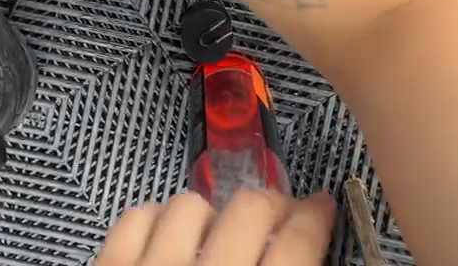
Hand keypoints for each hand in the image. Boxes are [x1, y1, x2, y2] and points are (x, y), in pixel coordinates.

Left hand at [96, 191, 334, 264]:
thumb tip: (311, 252)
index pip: (298, 244)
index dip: (317, 217)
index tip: (322, 206)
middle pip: (248, 210)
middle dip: (270, 206)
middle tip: (279, 215)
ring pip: (190, 205)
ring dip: (210, 216)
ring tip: (217, 235)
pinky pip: (136, 218)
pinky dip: (155, 222)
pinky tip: (166, 239)